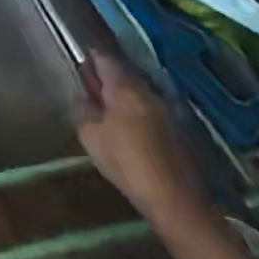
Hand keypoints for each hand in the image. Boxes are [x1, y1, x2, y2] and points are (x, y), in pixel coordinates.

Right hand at [77, 52, 206, 221]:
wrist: (174, 199)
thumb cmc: (125, 162)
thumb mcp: (90, 136)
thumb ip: (84, 109)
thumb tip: (84, 96)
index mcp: (125, 88)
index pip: (106, 59)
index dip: (91, 58)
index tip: (80, 63)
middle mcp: (148, 92)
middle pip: (124, 74)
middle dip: (106, 78)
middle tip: (90, 90)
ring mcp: (167, 110)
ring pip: (138, 92)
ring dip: (122, 96)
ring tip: (106, 111)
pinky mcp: (178, 128)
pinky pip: (149, 109)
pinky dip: (136, 111)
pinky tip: (127, 128)